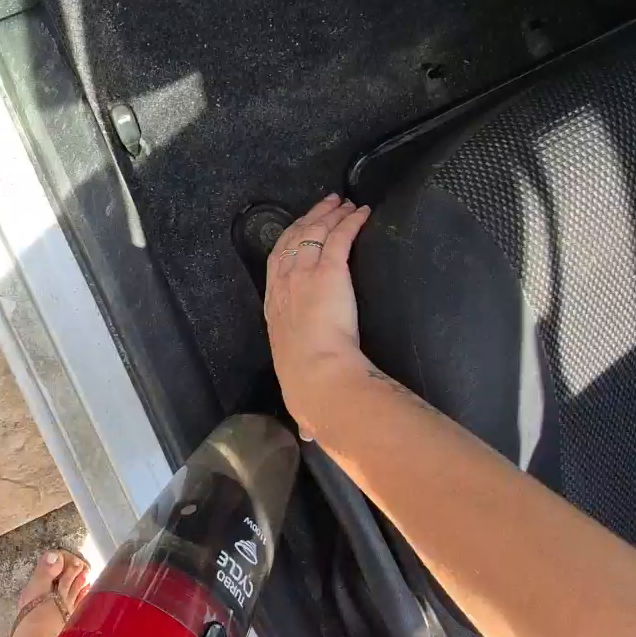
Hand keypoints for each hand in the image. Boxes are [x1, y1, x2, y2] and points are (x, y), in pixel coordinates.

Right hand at [264, 195, 375, 439]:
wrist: (318, 377)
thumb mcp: (299, 394)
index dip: (288, 245)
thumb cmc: (306, 388)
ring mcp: (304, 275)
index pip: (276, 267)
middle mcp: (283, 287)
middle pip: (291, 241)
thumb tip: (308, 435)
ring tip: (342, 201)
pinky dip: (349, 221)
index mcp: (274, 311)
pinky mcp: (329, 270)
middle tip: (324, 204)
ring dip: (328, 214)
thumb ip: (305, 410)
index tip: (300, 233)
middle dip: (306, 219)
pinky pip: (338, 237)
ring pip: (313, 234)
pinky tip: (362, 212)